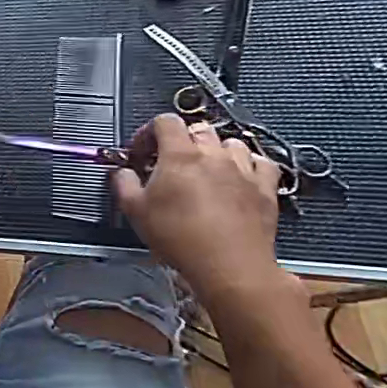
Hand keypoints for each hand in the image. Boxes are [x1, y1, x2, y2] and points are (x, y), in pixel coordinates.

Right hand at [112, 113, 284, 302]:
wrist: (227, 265)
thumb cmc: (180, 237)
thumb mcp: (135, 211)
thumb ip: (123, 183)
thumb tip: (121, 173)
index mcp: (179, 155)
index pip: (165, 122)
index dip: (150, 131)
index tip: (143, 149)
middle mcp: (213, 155)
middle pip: (199, 128)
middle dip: (181, 140)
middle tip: (170, 162)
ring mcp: (243, 169)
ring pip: (231, 142)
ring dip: (216, 150)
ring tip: (205, 168)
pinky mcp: (265, 187)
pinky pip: (262, 162)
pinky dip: (250, 164)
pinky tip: (240, 175)